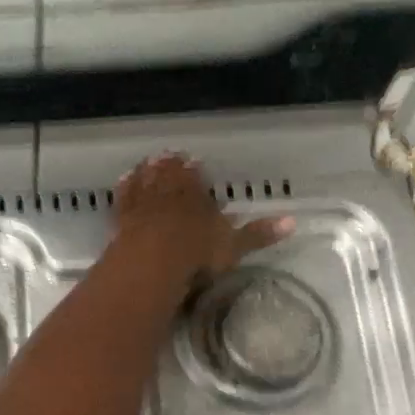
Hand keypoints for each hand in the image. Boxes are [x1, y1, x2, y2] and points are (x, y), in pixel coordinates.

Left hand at [111, 154, 292, 288]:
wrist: (152, 261)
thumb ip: (258, 234)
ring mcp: (143, 204)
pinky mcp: (121, 219)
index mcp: (196, 195)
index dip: (195, 171)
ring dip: (146, 171)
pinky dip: (124, 188)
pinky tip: (123, 180)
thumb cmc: (196, 253)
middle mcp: (169, 193)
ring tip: (145, 162)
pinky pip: (123, 198)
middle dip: (169, 165)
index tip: (194, 162)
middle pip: (169, 174)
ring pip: (145, 180)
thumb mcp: (232, 246)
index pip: (196, 177)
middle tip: (168, 154)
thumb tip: (292, 222)